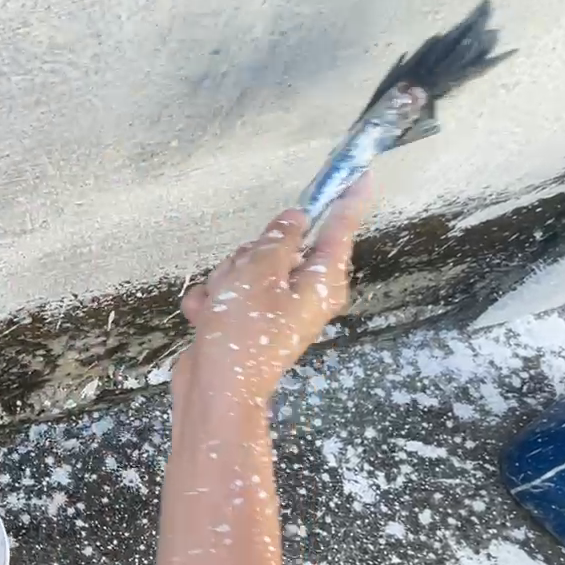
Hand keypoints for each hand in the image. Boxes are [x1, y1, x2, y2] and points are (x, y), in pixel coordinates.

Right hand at [176, 179, 371, 400]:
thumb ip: (277, 240)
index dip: (346, 200)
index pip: (339, 229)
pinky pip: (223, 297)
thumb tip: (293, 220)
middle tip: (238, 276)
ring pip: (242, 271)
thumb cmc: (244, 332)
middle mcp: (300, 294)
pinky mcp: (240, 323)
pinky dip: (209, 304)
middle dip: (247, 257)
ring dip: (222, 282)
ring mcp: (269, 310)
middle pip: (276, 249)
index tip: (361, 175)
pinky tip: (203, 317)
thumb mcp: (259, 273)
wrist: (214, 388)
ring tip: (217, 306)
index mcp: (320, 280)